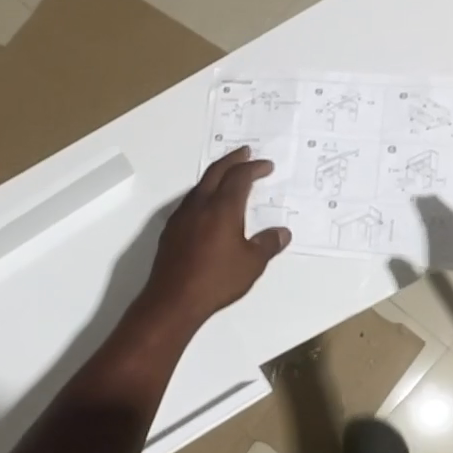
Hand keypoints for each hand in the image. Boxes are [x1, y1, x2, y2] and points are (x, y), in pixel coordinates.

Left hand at [142, 146, 291, 323]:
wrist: (173, 299)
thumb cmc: (217, 280)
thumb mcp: (251, 264)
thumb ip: (268, 244)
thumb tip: (282, 233)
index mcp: (222, 208)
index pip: (239, 177)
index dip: (254, 168)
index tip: (266, 166)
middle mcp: (199, 205)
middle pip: (216, 172)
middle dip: (232, 160)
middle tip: (245, 153)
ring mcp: (181, 217)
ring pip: (200, 186)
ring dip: (216, 176)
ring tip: (228, 176)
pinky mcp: (170, 231)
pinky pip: (190, 202)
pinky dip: (203, 194)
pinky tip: (207, 206)